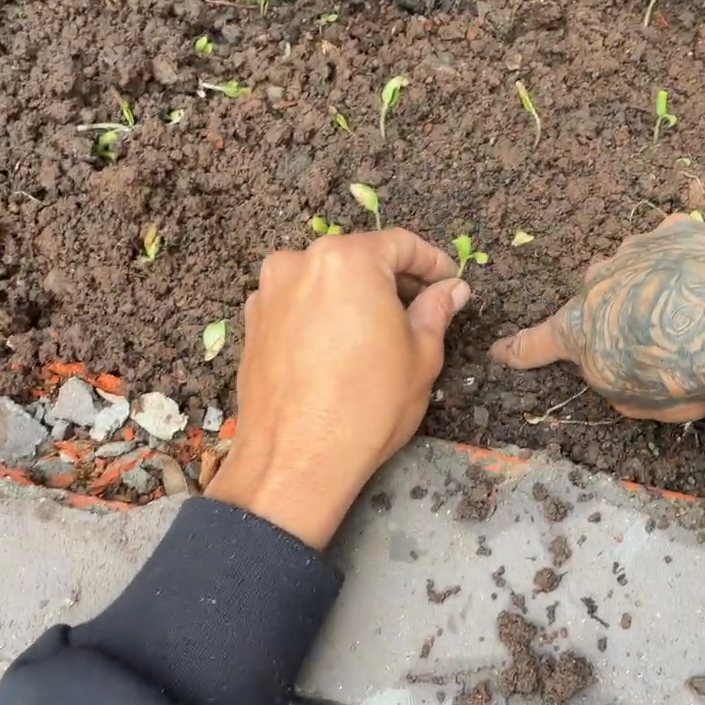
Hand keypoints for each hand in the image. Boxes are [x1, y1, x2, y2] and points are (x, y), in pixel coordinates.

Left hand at [205, 229, 469, 549]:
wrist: (296, 460)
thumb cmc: (368, 406)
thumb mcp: (421, 356)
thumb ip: (436, 311)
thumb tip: (451, 289)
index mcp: (347, 260)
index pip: (400, 244)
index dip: (433, 262)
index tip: (449, 280)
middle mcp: (300, 263)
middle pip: (359, 258)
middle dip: (394, 279)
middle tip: (423, 309)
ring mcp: (269, 292)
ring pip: (326, 281)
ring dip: (357, 296)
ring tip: (382, 333)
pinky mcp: (252, 323)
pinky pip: (299, 304)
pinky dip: (325, 314)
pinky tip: (342, 348)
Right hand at [490, 215, 704, 421]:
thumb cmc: (677, 376)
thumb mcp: (634, 403)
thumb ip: (614, 382)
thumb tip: (620, 366)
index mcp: (577, 329)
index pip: (536, 345)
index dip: (516, 351)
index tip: (497, 351)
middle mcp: (596, 281)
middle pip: (592, 296)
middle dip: (608, 311)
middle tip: (644, 333)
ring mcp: (634, 250)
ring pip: (629, 265)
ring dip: (645, 282)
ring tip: (684, 306)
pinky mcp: (676, 231)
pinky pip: (670, 243)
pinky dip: (681, 259)